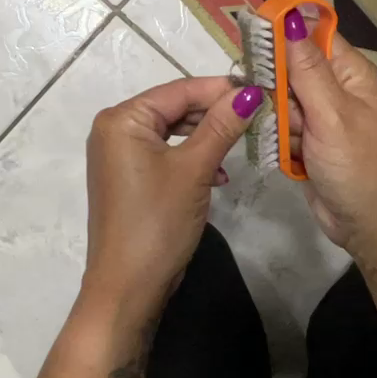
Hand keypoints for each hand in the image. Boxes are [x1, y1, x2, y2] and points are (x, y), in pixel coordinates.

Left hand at [80, 76, 262, 328]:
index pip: (179, 90)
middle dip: (215, 113)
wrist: (128, 288)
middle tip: (258, 115)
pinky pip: (166, 153)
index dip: (220, 89)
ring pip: (173, 131)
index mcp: (122, 119)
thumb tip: (251, 92)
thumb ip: (221, 126)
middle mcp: (115, 129)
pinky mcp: (129, 177)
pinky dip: (192, 158)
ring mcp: (119, 155)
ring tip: (242, 143)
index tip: (261, 89)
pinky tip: (219, 174)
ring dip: (207, 137)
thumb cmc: (157, 222)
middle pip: (175, 108)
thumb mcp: (194, 170)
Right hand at [281, 10, 376, 252]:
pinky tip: (290, 156)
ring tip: (294, 142)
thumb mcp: (332, 113)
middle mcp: (336, 89)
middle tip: (282, 111)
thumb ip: (307, 68)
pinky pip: (281, 127)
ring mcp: (321, 117)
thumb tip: (291, 17)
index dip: (284, 34)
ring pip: (280, 100)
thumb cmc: (358, 165)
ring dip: (278, 119)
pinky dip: (279, 139)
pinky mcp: (308, 141)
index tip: (253, 40)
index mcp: (351, 73)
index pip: (313, 36)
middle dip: (277, 89)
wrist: (370, 226)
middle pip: (290, 69)